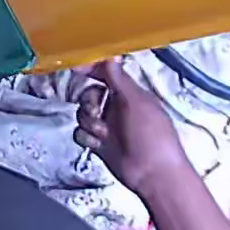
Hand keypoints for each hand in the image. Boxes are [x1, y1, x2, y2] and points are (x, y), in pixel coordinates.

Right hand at [75, 57, 191, 191]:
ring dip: (89, 122)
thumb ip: (119, 78)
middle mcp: (116, 108)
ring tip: (102, 133)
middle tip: (96, 111)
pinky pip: (81, 133)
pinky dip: (87, 137)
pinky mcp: (99, 143)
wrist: (153, 174)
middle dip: (88, 102)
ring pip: (82, 114)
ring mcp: (107, 126)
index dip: (91, 69)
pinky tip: (98, 144)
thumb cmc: (151, 136)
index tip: (76, 68)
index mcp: (129, 94)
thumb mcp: (136, 102)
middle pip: (89, 94)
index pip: (106, 74)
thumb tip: (110, 55)